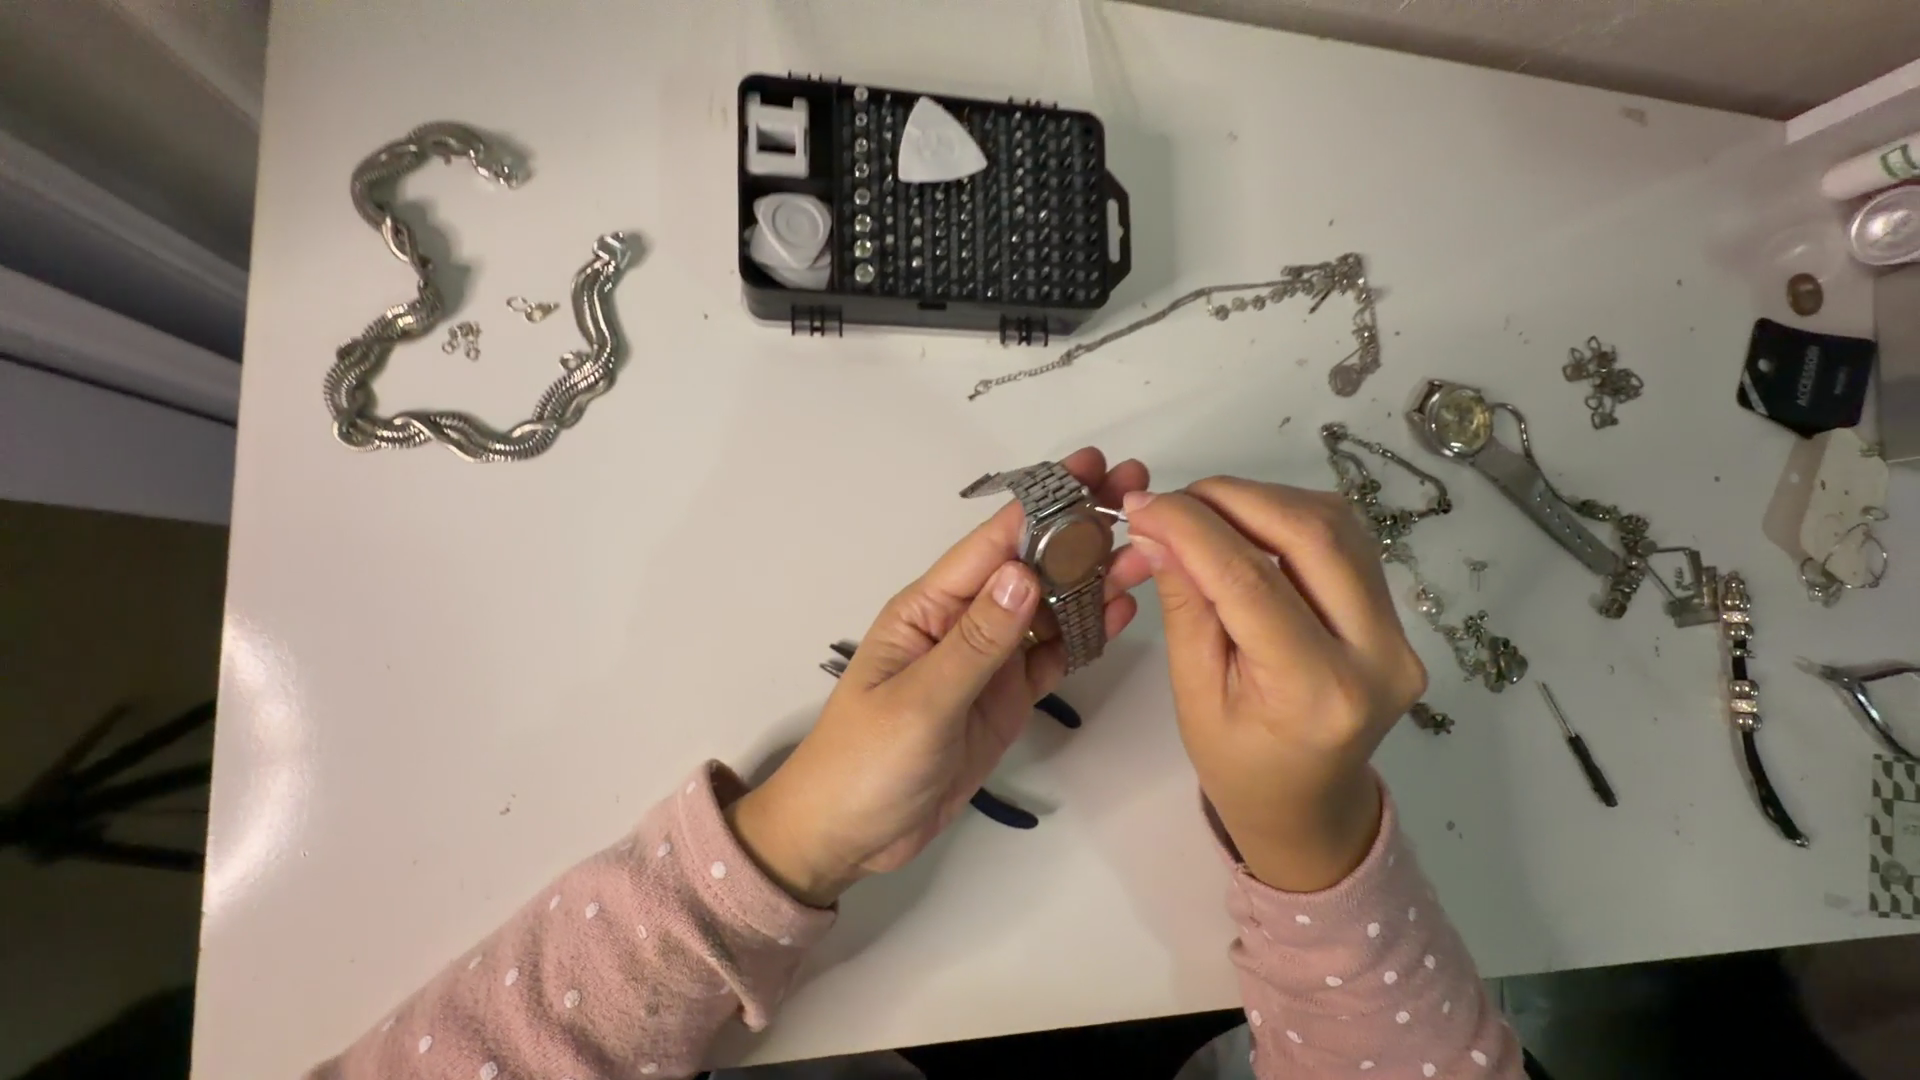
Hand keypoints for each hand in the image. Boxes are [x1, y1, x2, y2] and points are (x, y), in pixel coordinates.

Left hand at [728, 449, 1152, 905]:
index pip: (993, 544)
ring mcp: (988, 660)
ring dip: (1093, 580)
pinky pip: (1051, 655)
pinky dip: (1085, 633)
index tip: (1092, 467)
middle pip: (1029, 567)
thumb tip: (1023, 570)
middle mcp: (963, 622)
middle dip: (1079, 530)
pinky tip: (1121, 611)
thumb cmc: (866, 761)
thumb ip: (976, 641)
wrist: (851, 834)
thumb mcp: (920, 700)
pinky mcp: (1006, 697)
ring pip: (1048, 609)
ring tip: (1147, 555)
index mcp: (930, 607)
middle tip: (1135, 495)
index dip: (1043, 504)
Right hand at [1123, 479, 1425, 891]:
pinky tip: (1246, 525)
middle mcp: (1377, 655)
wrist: (1308, 805)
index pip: (1250, 581)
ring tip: (1202, 510)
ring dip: (1262, 500)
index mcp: (1317, 692)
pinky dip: (1289, 516)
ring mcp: (1399, 633)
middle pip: (1311, 534)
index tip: (1141, 503)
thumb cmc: (1237, 765)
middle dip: (1232, 498)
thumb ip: (1185, 606)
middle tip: (1172, 498)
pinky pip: (1347, 540)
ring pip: (1336, 524)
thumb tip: (1157, 530)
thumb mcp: (1193, 694)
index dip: (1191, 529)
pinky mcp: (1397, 617)